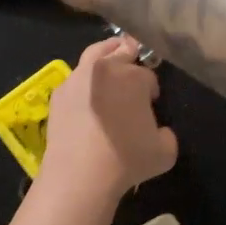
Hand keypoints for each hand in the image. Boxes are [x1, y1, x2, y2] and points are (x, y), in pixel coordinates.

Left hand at [42, 36, 177, 198]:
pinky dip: (84, 82)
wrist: (80, 174)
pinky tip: (86, 97)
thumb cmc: (126, 160)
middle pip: (121, 50)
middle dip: (130, 56)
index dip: (152, 90)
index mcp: (133, 77)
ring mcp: (78, 78)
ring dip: (105, 56)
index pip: (148, 76)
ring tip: (109, 68)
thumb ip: (167, 134)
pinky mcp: (59, 94)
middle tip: (132, 70)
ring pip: (94, 55)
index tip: (151, 103)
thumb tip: (159, 131)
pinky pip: (75, 79)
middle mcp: (105, 69)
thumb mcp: (165, 152)